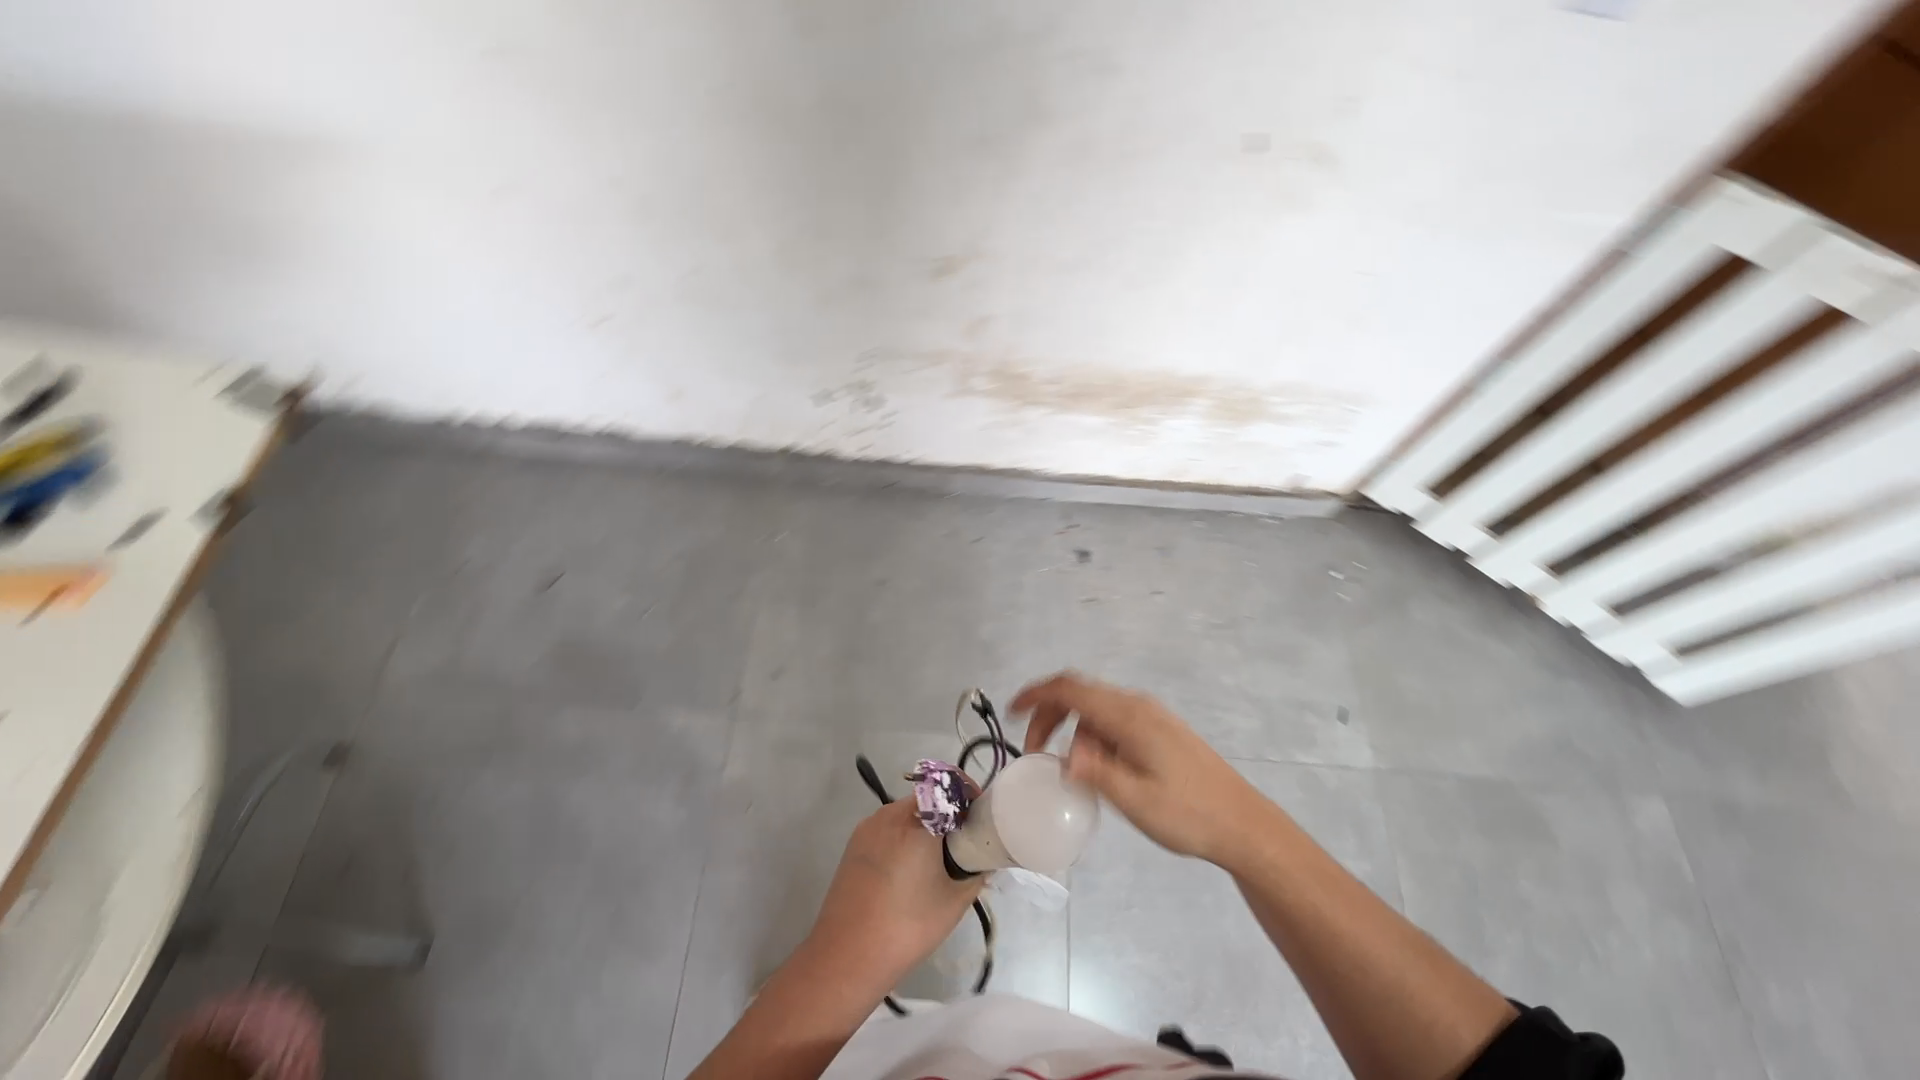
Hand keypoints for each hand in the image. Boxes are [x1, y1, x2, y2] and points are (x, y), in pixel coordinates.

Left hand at [801, 800, 983, 993]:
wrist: (846, 956)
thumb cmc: (907, 927)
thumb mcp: (954, 902)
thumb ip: (975, 875)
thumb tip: (984, 863)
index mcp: (917, 823)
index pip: (948, 786)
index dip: (967, 792)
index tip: (980, 815)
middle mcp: (889, 816)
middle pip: (926, 797)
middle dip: (948, 812)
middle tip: (964, 842)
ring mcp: (867, 829)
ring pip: (905, 813)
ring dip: (926, 824)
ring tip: (938, 859)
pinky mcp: (854, 845)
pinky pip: (887, 829)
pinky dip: (905, 837)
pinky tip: (911, 870)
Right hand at [1014, 671, 1267, 864]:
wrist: (1243, 825)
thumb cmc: (1189, 814)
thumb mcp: (1134, 800)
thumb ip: (1093, 772)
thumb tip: (1061, 756)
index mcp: (1129, 717)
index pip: (1071, 689)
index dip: (1036, 694)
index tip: (1011, 712)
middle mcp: (1139, 707)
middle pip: (1081, 694)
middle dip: (1049, 716)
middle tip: (1036, 753)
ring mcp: (1152, 717)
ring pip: (1096, 709)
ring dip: (1072, 731)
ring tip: (1070, 772)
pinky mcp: (1160, 731)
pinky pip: (1113, 721)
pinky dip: (1092, 736)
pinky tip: (1097, 769)